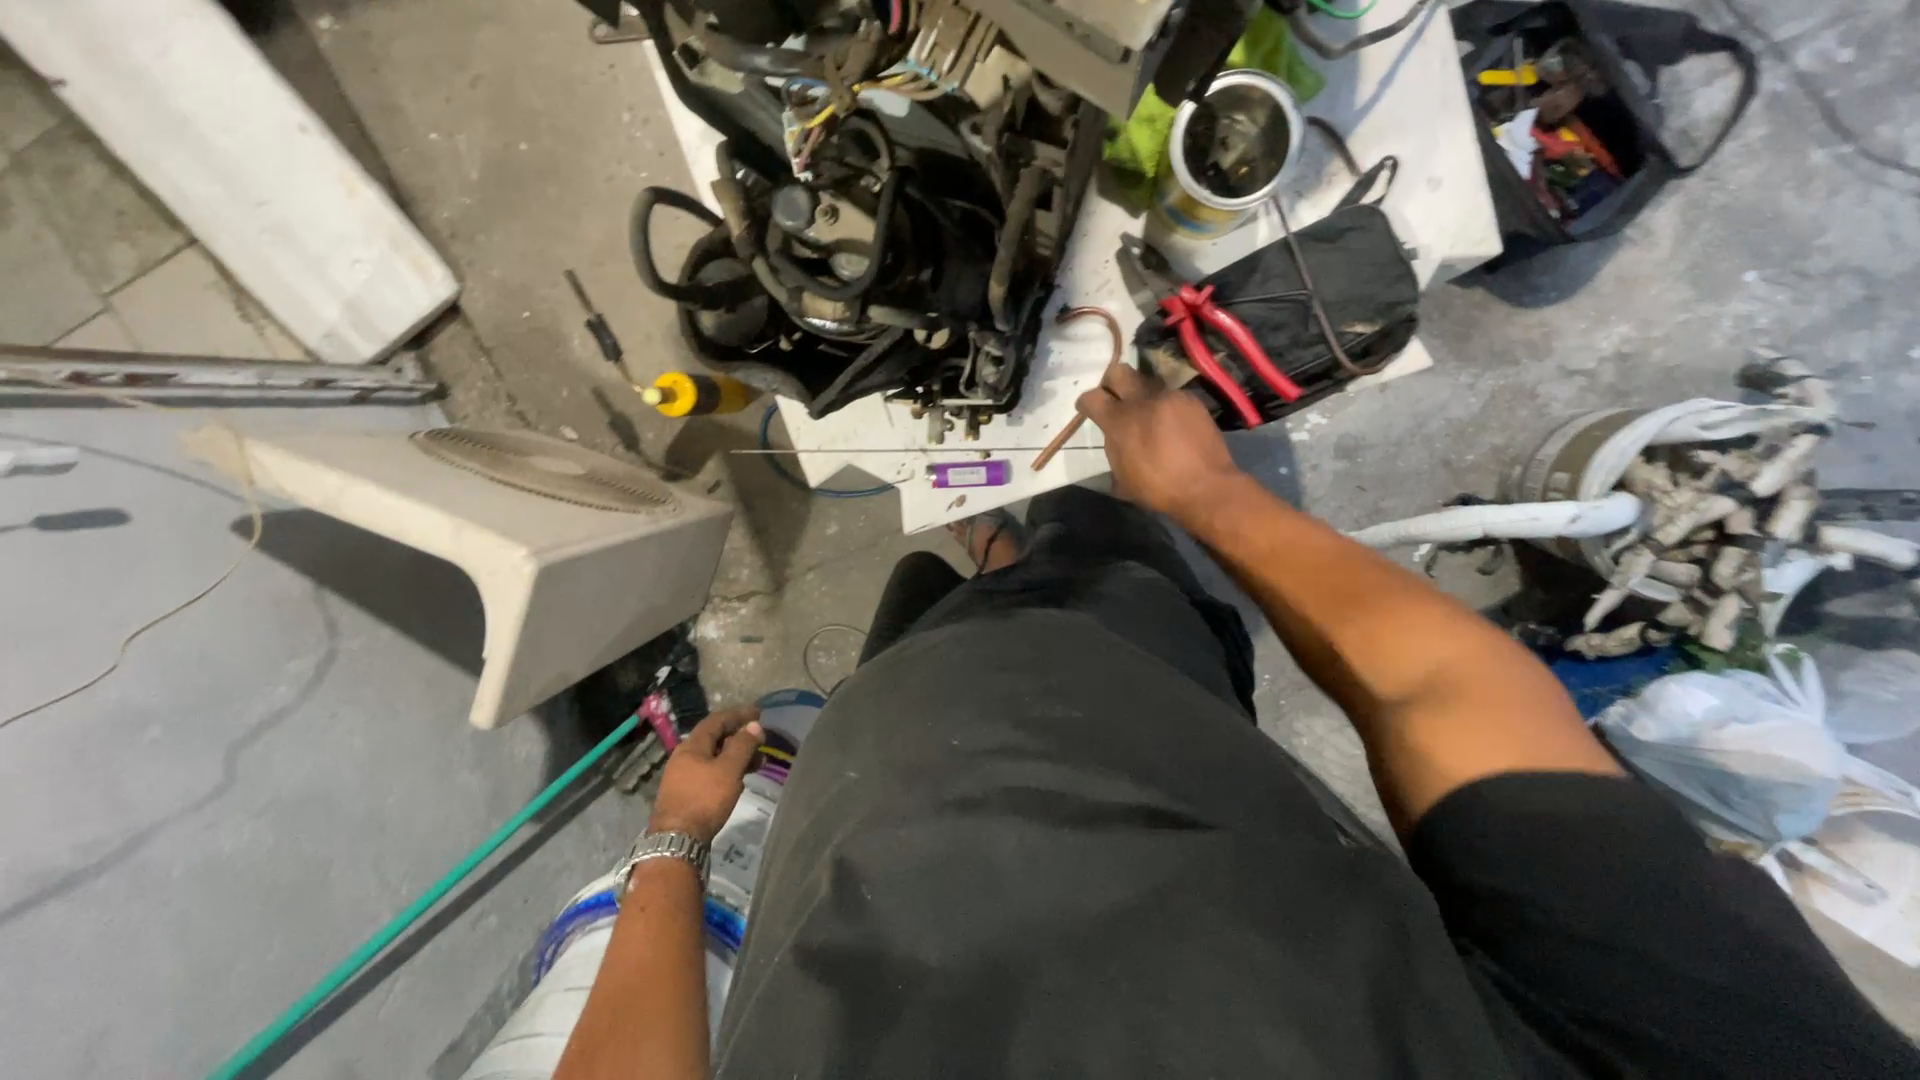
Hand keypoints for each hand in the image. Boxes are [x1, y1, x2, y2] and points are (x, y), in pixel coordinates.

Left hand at [648, 707, 763, 843]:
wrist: (677, 840)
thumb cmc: (704, 800)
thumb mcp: (728, 770)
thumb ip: (743, 745)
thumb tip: (754, 725)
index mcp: (692, 746)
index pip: (716, 720)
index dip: (738, 715)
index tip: (759, 714)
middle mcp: (684, 757)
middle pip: (715, 739)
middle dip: (740, 737)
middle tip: (761, 741)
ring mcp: (683, 777)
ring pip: (713, 758)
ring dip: (735, 756)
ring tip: (757, 763)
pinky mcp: (686, 794)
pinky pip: (710, 773)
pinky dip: (727, 771)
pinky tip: (738, 781)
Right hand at [1076, 364, 1242, 521]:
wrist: (1206, 487)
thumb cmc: (1158, 489)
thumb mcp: (1122, 476)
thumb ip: (1114, 448)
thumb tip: (1115, 436)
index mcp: (1119, 422)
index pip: (1092, 397)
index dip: (1086, 402)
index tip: (1088, 408)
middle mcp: (1142, 401)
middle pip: (1119, 372)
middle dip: (1112, 382)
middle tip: (1115, 397)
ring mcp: (1169, 397)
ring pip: (1148, 384)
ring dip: (1143, 396)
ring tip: (1149, 415)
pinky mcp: (1192, 400)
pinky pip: (1171, 396)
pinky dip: (1166, 407)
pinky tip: (1173, 425)